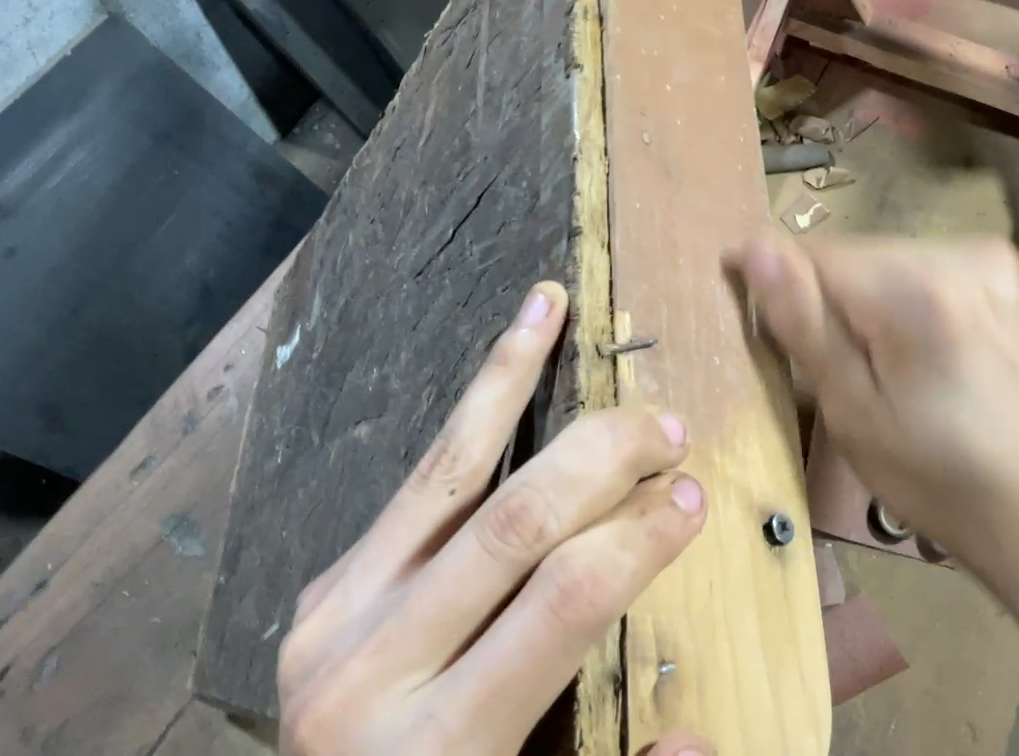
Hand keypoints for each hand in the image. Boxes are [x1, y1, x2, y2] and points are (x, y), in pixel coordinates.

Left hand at [277, 281, 711, 755]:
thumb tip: (693, 729)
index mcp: (440, 747)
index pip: (560, 606)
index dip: (636, 541)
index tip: (691, 499)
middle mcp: (374, 670)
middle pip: (510, 525)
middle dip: (599, 459)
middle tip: (666, 427)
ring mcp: (335, 615)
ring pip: (448, 470)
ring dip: (510, 376)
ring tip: (552, 306)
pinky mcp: (325, 584)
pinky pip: (416, 480)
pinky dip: (471, 406)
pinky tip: (506, 348)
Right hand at [726, 234, 1018, 587]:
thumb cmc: (941, 484)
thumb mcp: (853, 413)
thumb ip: (801, 321)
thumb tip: (749, 246)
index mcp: (918, 291)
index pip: (807, 253)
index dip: (773, 286)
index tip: (761, 332)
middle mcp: (959, 253)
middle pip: (845, 254)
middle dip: (822, 300)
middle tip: (832, 373)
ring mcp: (988, 258)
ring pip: (877, 260)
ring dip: (857, 301)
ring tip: (878, 371)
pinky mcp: (1002, 272)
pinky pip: (914, 269)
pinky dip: (895, 302)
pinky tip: (915, 354)